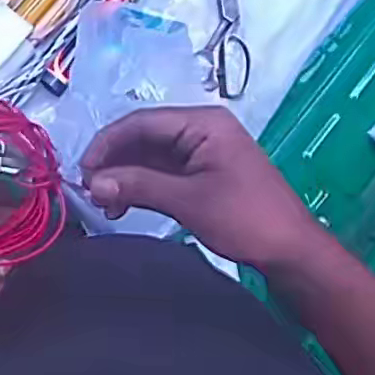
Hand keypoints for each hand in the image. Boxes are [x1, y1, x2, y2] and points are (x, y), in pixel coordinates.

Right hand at [81, 106, 326, 271]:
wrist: (293, 251)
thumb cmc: (245, 218)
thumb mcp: (188, 201)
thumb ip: (138, 186)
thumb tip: (91, 183)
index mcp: (202, 123)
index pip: (141, 122)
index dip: (106, 143)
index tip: (82, 170)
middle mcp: (200, 129)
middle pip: (142, 136)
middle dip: (113, 162)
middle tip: (90, 191)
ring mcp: (201, 150)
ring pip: (148, 155)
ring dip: (124, 176)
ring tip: (104, 202)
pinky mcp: (201, 171)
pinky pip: (160, 171)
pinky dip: (139, 186)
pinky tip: (122, 205)